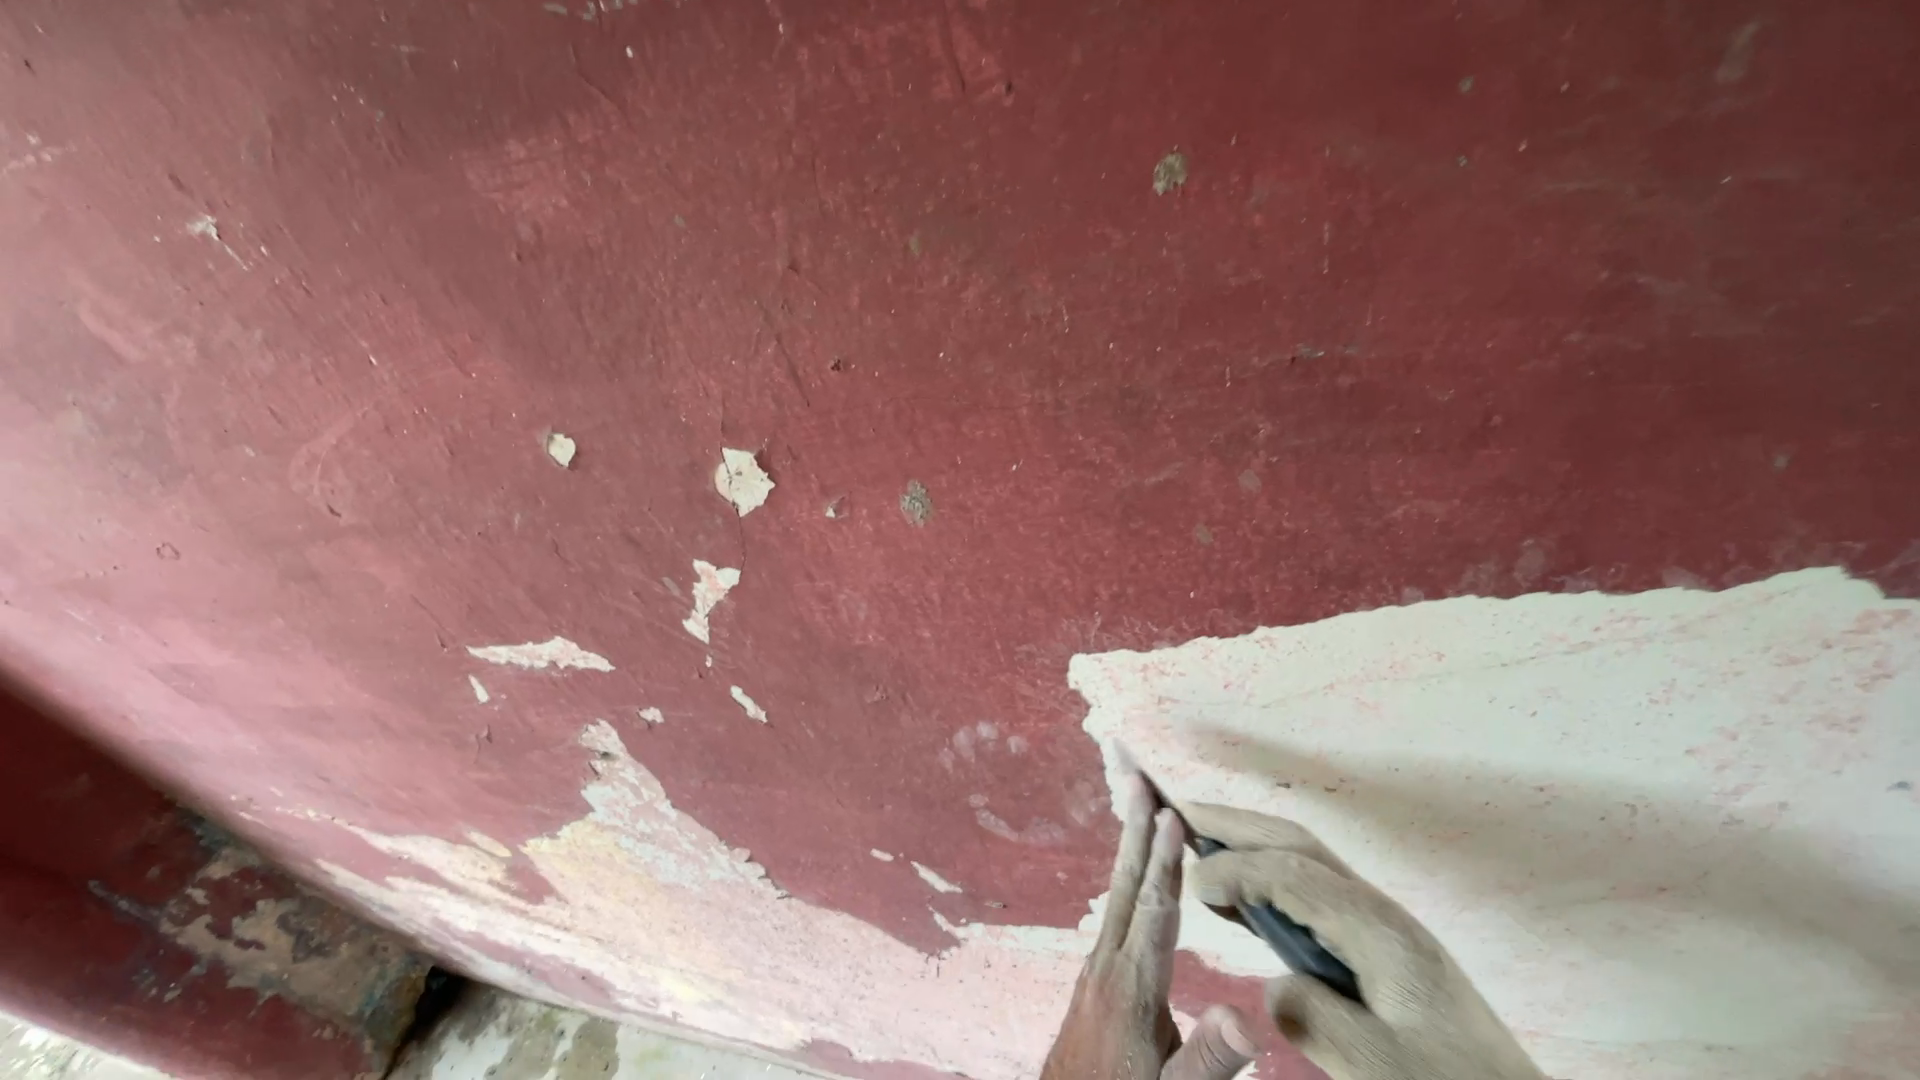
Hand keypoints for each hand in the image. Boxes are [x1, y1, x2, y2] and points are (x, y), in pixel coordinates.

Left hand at [1041, 774, 1256, 1079]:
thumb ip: (1208, 1059)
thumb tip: (1244, 1016)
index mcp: (1131, 986)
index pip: (1154, 912)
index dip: (1166, 863)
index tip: (1172, 816)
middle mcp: (1107, 963)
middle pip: (1126, 885)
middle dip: (1136, 830)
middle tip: (1138, 778)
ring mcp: (1097, 967)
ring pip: (1117, 893)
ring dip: (1130, 845)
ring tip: (1138, 803)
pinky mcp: (1096, 975)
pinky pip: (1116, 910)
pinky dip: (1128, 876)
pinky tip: (1136, 869)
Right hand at [1183, 804, 1545, 1079]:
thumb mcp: (1379, 1068)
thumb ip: (1314, 1016)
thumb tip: (1275, 983)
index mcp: (1377, 929)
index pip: (1291, 872)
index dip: (1236, 868)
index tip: (1190, 882)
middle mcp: (1376, 911)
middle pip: (1296, 844)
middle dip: (1235, 824)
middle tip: (1176, 811)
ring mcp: (1377, 926)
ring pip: (1303, 861)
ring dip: (1248, 843)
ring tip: (1194, 839)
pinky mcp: (1375, 948)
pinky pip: (1310, 893)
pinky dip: (1266, 879)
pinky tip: (1239, 898)